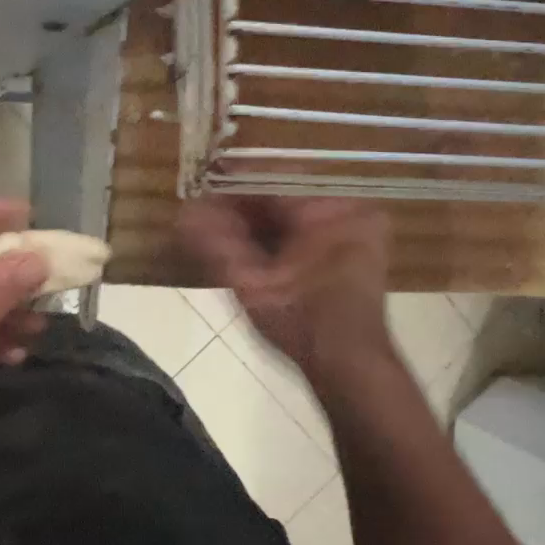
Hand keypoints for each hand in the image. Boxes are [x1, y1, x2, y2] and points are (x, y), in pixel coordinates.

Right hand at [179, 196, 394, 373]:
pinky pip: (313, 224)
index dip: (230, 187)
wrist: (352, 365)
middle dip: (245, 207)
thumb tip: (185, 213)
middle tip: (209, 221)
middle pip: (284, 192)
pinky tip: (259, 250)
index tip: (200, 196)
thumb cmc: (302, 325)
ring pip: (297, 209)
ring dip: (263, 221)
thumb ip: (217, 243)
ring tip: (228, 237)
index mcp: (328, 209)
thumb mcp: (251, 284)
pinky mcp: (359, 243)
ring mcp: (359, 224)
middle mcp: (350, 206)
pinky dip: (284, 233)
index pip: (269, 179)